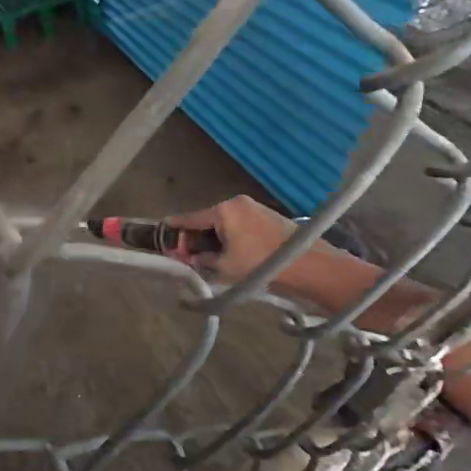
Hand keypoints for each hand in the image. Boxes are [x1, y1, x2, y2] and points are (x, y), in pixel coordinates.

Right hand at [168, 195, 293, 280]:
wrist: (309, 265)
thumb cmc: (260, 264)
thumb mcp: (224, 268)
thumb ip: (201, 261)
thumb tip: (189, 259)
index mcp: (223, 210)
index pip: (190, 218)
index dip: (174, 228)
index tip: (162, 231)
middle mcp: (237, 202)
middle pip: (208, 220)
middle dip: (197, 237)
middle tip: (190, 256)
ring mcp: (255, 207)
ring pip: (224, 223)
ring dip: (216, 238)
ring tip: (213, 259)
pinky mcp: (269, 216)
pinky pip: (240, 225)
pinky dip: (232, 237)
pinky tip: (234, 254)